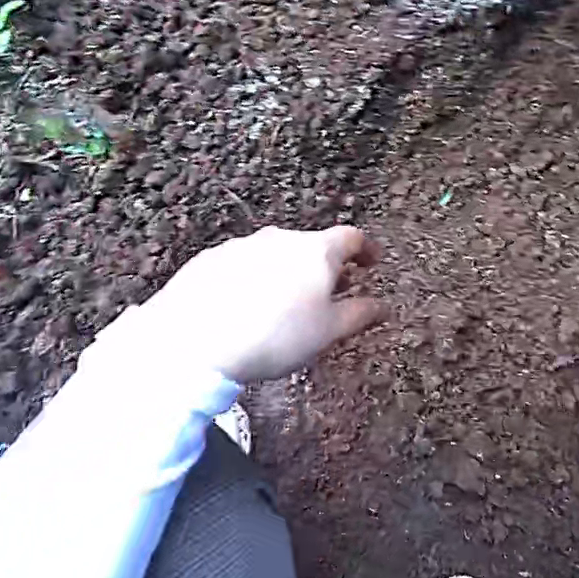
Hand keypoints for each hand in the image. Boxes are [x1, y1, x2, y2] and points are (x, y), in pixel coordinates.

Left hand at [140, 225, 385, 382]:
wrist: (196, 339)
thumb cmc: (273, 336)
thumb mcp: (328, 331)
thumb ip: (359, 314)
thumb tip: (382, 306)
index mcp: (316, 251)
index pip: (351, 238)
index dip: (366, 249)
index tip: (371, 261)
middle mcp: (279, 239)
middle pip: (312, 246)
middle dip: (327, 267)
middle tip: (334, 290)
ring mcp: (242, 246)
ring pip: (276, 255)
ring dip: (289, 273)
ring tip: (289, 303)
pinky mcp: (211, 260)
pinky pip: (243, 265)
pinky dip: (255, 279)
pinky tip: (249, 306)